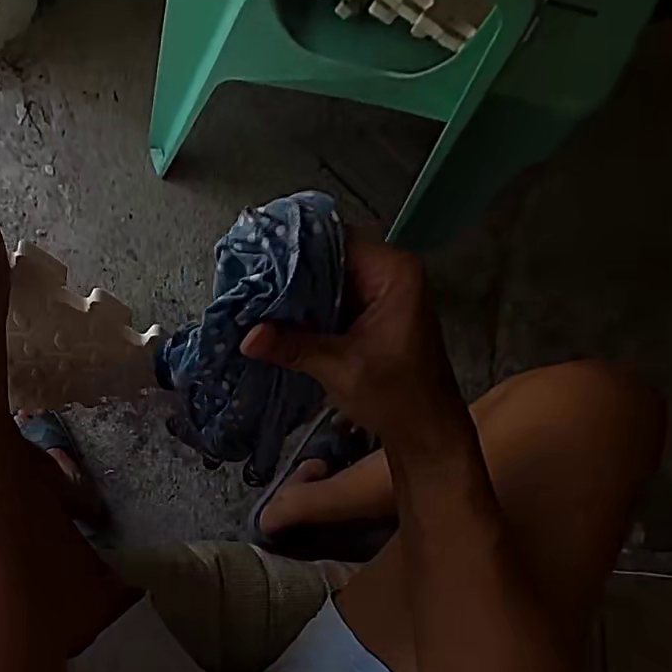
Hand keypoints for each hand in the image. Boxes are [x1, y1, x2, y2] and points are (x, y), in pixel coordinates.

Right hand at [241, 238, 465, 449]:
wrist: (424, 430)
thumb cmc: (397, 396)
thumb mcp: (339, 368)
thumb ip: (294, 347)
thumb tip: (248, 338)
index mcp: (392, 273)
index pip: (335, 240)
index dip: (294, 248)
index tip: (258, 260)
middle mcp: (388, 275)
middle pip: (329, 258)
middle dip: (290, 274)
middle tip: (250, 283)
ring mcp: (379, 295)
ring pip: (328, 281)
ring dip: (296, 294)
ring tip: (256, 300)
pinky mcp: (370, 316)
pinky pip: (332, 302)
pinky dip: (308, 311)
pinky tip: (277, 319)